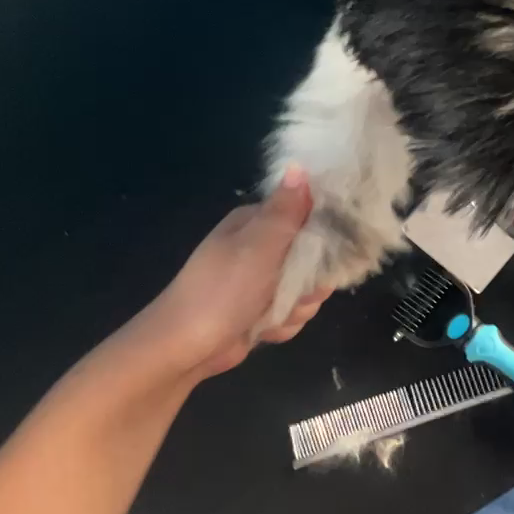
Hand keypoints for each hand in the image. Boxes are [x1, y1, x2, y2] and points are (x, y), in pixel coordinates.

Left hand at [126, 166, 331, 379]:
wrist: (186, 347)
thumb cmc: (222, 291)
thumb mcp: (258, 246)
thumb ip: (286, 211)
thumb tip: (299, 166)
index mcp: (258, 223)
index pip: (312, 217)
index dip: (327, 236)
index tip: (327, 255)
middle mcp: (263, 248)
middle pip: (318, 259)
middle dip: (311, 283)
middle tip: (293, 292)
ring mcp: (265, 280)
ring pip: (310, 290)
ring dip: (297, 307)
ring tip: (271, 315)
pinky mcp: (265, 309)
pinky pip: (296, 313)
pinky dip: (284, 324)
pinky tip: (265, 329)